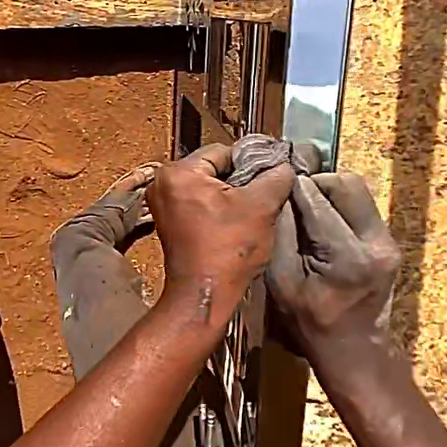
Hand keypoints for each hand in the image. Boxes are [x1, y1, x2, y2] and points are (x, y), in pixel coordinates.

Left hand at [147, 143, 295, 324]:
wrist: (206, 295)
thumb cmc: (226, 254)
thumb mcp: (261, 206)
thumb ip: (276, 177)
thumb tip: (284, 166)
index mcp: (178, 173)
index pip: (223, 151)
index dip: (249, 164)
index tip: (266, 179)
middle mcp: (163, 184)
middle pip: (214, 168)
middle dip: (239, 181)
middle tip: (258, 199)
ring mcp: (162, 204)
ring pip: (207, 186)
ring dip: (229, 196)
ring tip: (248, 213)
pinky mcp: (168, 222)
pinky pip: (198, 203)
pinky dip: (217, 209)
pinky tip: (234, 224)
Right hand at [267, 171, 400, 364]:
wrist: (353, 350)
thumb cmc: (309, 321)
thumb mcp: (281, 279)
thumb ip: (281, 231)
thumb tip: (282, 191)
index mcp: (348, 257)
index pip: (318, 201)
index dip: (294, 188)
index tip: (276, 184)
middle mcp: (376, 243)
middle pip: (346, 184)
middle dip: (316, 184)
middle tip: (294, 198)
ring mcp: (388, 242)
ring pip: (357, 191)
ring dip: (329, 193)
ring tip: (307, 211)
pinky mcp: (390, 242)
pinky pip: (362, 207)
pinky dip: (339, 207)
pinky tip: (322, 224)